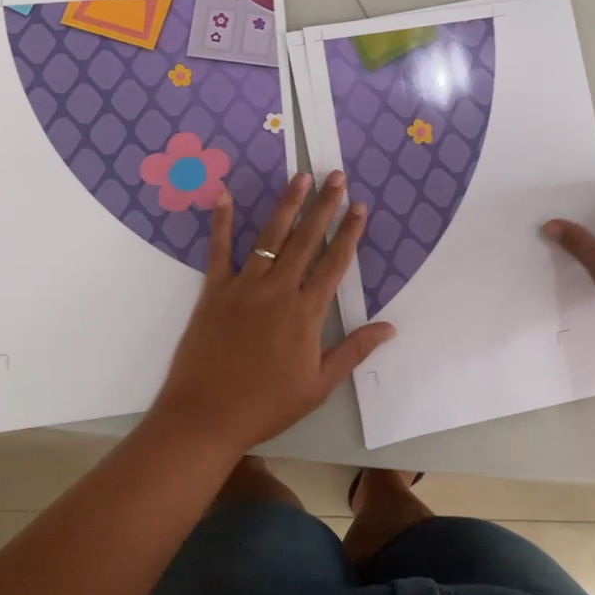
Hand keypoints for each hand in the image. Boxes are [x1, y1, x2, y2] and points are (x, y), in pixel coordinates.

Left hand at [149, 171, 395, 453]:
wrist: (204, 418)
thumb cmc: (266, 405)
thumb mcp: (319, 385)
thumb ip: (354, 350)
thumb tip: (390, 327)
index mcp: (306, 312)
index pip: (335, 263)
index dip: (350, 232)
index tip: (360, 206)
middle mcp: (278, 291)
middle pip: (307, 240)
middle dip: (324, 205)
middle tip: (336, 176)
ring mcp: (244, 287)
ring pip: (271, 238)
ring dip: (287, 205)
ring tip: (300, 177)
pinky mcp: (213, 292)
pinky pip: (218, 251)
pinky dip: (221, 222)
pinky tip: (224, 195)